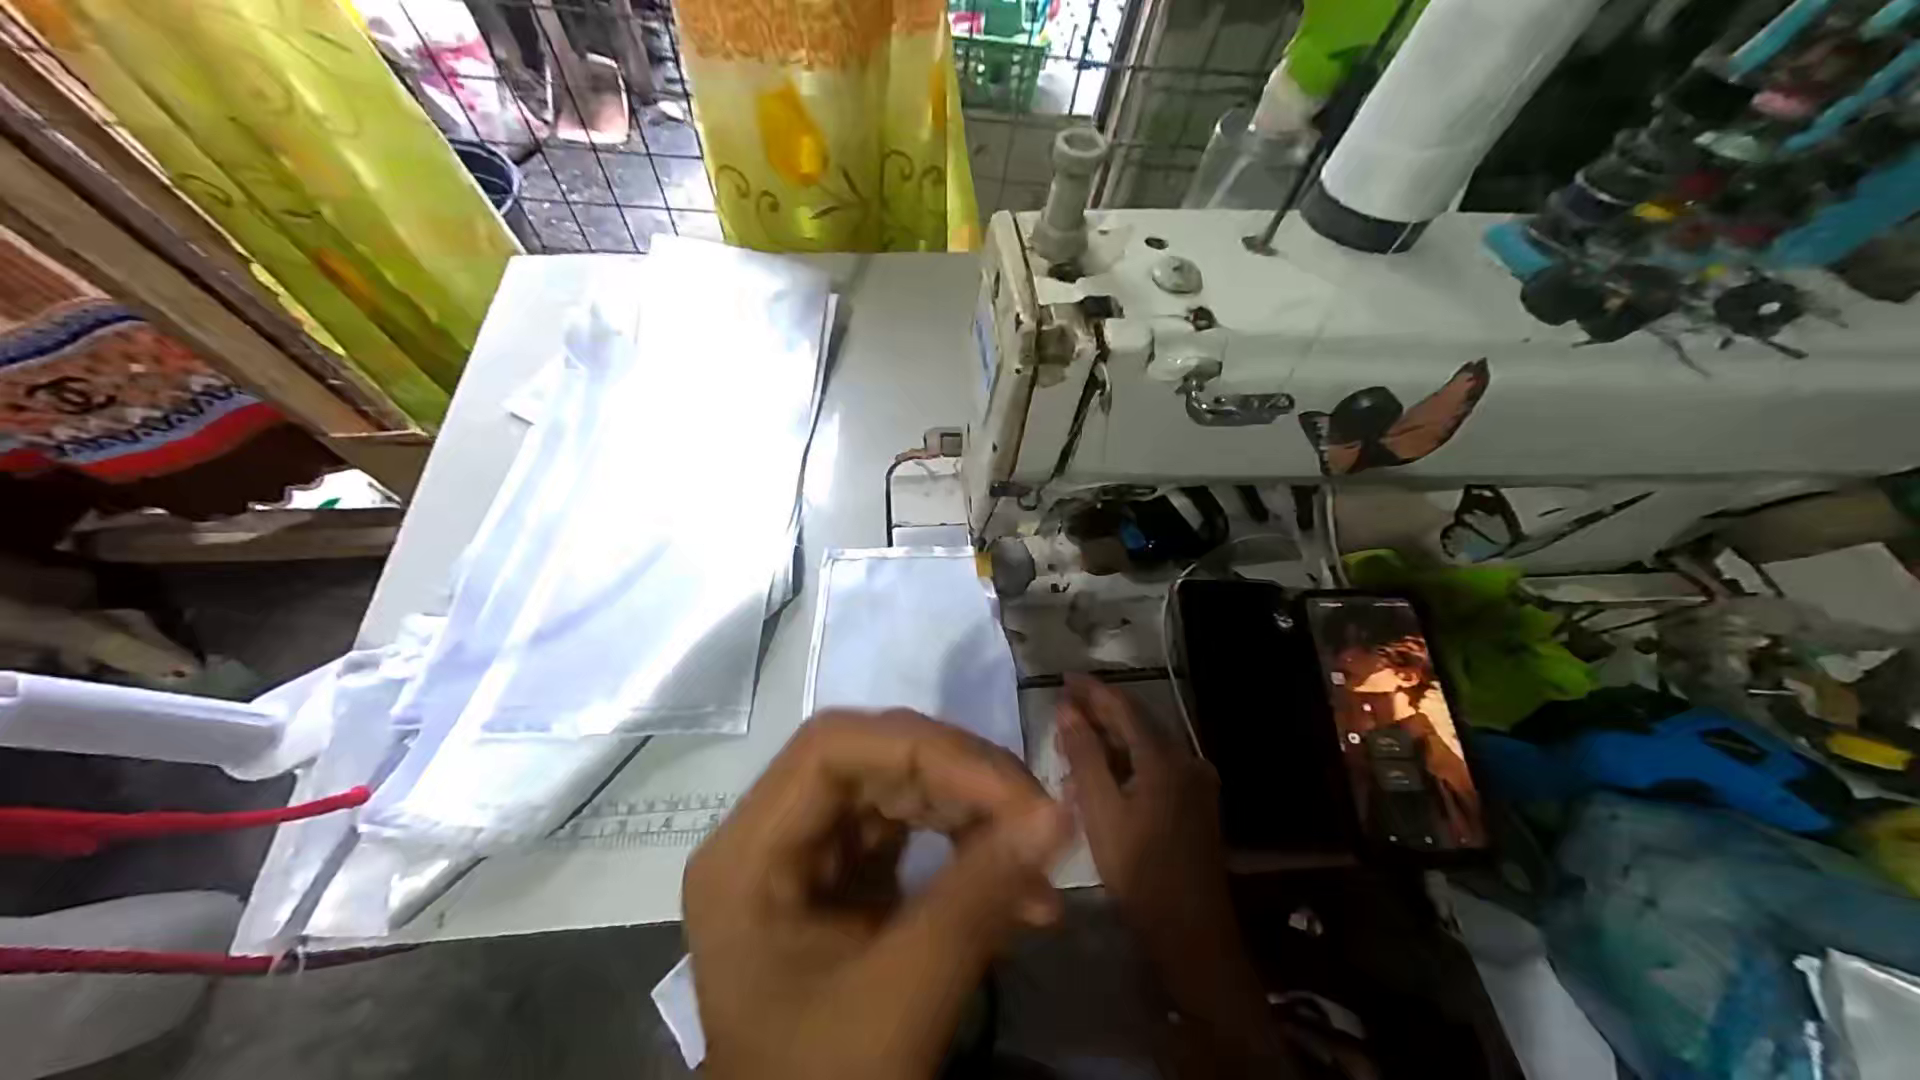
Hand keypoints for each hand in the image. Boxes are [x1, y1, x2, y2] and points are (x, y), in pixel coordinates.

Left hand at [684, 709, 1070, 1079]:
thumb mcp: (902, 999)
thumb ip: (978, 898)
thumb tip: (1057, 814)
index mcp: (748, 854)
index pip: (832, 750)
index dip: (925, 750)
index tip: (1011, 791)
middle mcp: (773, 833)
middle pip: (873, 759)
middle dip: (963, 781)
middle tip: (1037, 818)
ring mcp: (811, 850)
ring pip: (899, 786)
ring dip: (974, 813)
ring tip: (1035, 859)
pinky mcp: (846, 872)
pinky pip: (911, 829)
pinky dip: (967, 846)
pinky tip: (1017, 887)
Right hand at [1054, 673, 1227, 929]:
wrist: (1191, 931)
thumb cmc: (1138, 870)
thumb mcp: (1100, 810)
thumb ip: (1084, 754)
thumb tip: (1068, 709)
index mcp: (1165, 758)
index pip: (1124, 706)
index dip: (1093, 690)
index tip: (1064, 678)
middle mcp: (1187, 760)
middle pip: (1137, 723)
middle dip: (1099, 715)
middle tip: (1062, 713)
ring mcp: (1196, 781)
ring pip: (1146, 746)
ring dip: (1111, 741)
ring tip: (1073, 744)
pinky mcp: (1196, 801)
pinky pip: (1156, 767)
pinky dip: (1127, 763)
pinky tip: (1101, 775)